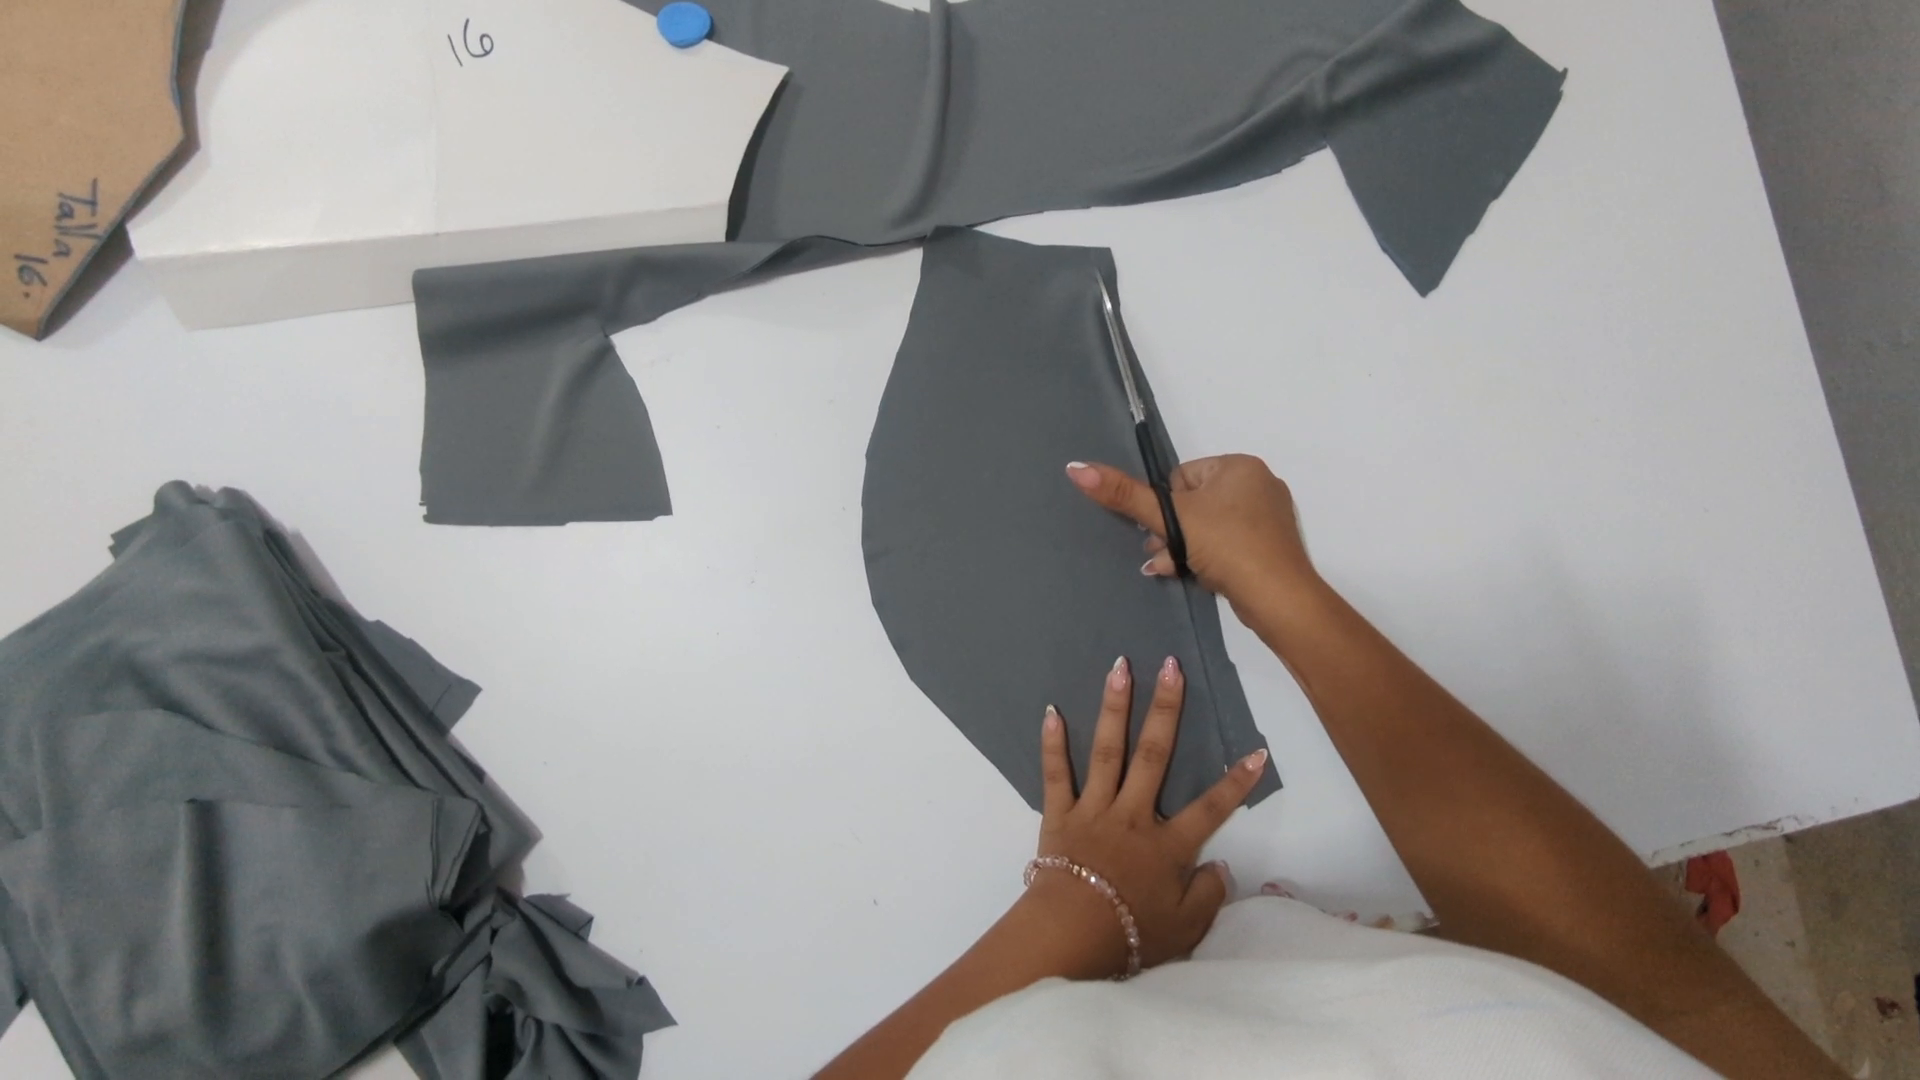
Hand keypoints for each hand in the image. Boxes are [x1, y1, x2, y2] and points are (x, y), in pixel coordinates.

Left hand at [1024, 654, 1269, 974]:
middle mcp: (1132, 814)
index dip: (1236, 781)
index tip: (1256, 750)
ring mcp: (1093, 809)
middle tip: (1170, 666)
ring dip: (1115, 707)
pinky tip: (1051, 710)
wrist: (1070, 935)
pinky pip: (1056, 774)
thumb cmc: (1130, 933)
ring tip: (1119, 667)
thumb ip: (1208, 895)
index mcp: (1166, 844)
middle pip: (1154, 755)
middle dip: (1166, 708)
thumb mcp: (1185, 928)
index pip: (1211, 808)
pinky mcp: (1059, 813)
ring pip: (1107, 751)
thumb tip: (1221, 867)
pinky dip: (1052, 743)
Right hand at [1065, 455, 1317, 613]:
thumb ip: (1124, 495)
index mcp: (1238, 466)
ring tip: (1169, 568)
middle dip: (1171, 531)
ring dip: (1182, 548)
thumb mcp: (1171, 518)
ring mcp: (1266, 517)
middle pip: (1192, 504)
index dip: (1164, 506)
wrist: (1277, 597)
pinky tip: (1191, 575)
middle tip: (1159, 553)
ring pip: (1207, 527)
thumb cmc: (1226, 545)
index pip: (1180, 478)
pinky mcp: (1268, 547)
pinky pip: (1225, 544)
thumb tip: (1075, 467)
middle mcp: (1257, 484)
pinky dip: (1205, 558)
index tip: (1162, 529)